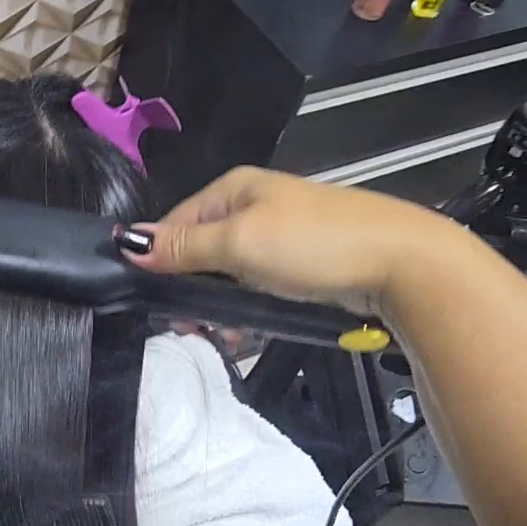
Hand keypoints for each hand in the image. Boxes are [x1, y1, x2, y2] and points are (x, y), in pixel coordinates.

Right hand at [133, 166, 480, 315]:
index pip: (174, 223)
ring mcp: (277, 235)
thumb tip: (128, 241)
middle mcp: (252, 206)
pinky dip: (245, 309)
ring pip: (226, 274)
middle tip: (190, 329)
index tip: (158, 304)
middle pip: (198, 251)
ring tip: (221, 336)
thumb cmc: (313, 246)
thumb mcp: (239, 244)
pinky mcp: (297, 264)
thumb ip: (184, 247)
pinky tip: (246, 332)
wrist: (398, 264)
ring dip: (217, 306)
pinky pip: (254, 287)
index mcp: (233, 189)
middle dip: (189, 290)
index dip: (160, 261)